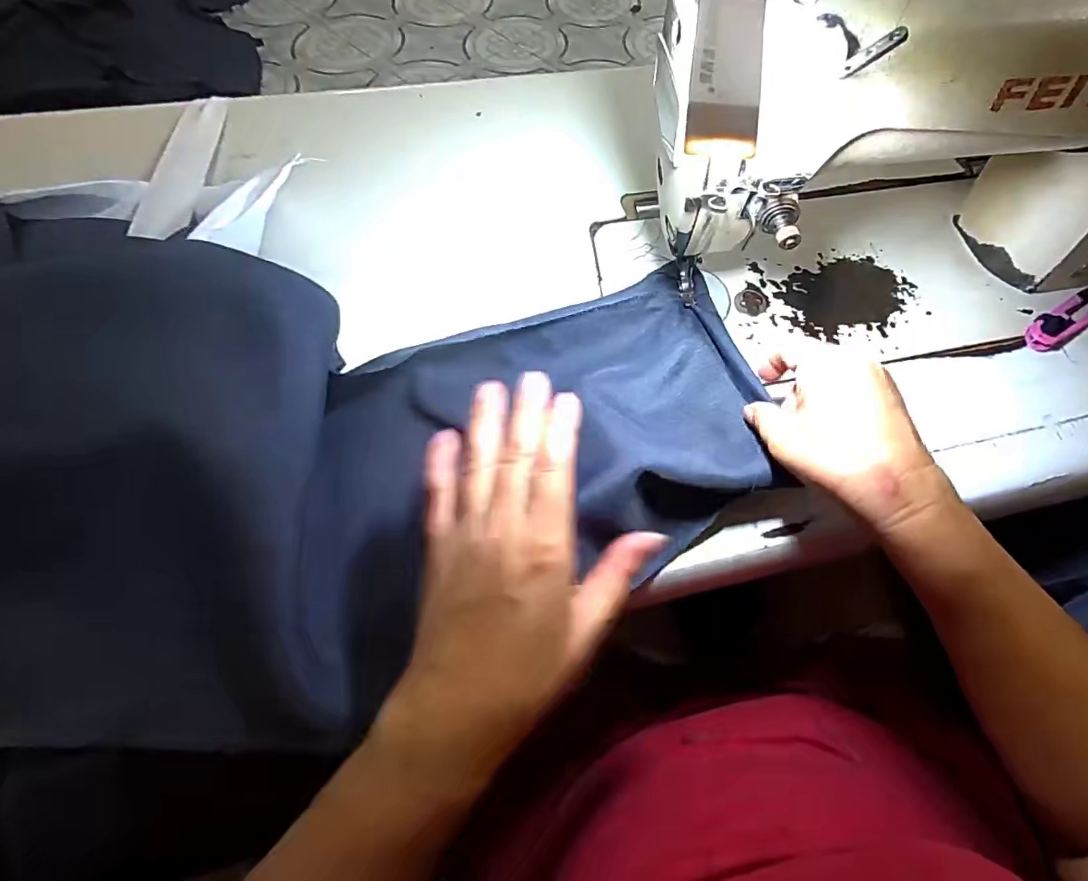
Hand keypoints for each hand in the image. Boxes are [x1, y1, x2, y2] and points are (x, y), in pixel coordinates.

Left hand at [372, 373, 665, 786]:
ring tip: (490, 387)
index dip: (560, 431)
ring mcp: (463, 536)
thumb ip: (615, 576)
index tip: (565, 398)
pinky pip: (436, 496)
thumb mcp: (586, 631)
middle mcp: (503, 530)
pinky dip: (438, 464)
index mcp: (546, 548)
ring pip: (476, 467)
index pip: (554, 473)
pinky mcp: (435, 549)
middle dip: (525, 413)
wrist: (455, 711)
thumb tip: (652, 535)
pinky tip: (442, 436)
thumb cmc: (531, 673)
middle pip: (515, 458)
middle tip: (532, 376)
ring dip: (483, 424)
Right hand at [743, 346, 955, 537]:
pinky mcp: (894, 396)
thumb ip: (762, 417)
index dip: (770, 362)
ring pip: (838, 375)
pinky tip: (839, 432)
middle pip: (815, 360)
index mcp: (825, 360)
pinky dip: (842, 400)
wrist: (896, 486)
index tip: (763, 380)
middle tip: (786, 412)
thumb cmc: (835, 457)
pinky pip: (858, 387)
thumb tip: (755, 409)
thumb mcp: (783, 439)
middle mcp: (855, 359)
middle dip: (797, 383)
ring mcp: (879, 376)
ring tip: (812, 426)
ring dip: (820, 393)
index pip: (789, 346)